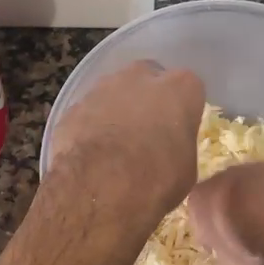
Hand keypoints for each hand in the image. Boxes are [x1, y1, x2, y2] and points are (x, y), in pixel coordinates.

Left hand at [48, 60, 204, 221]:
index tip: (180, 129)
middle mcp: (141, 77)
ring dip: (119, 110)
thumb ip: (183, 149)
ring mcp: (103, 87)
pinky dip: (93, 126)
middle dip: (149, 99)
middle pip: (149, 80)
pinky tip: (93, 152)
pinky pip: (90, 112)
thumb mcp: (186, 170)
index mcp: (180, 88)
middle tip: (150, 131)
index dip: (183, 110)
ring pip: (115, 92)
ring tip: (118, 145)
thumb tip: (182, 156)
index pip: (189, 89)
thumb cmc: (156, 179)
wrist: (100, 187)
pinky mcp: (74, 106)